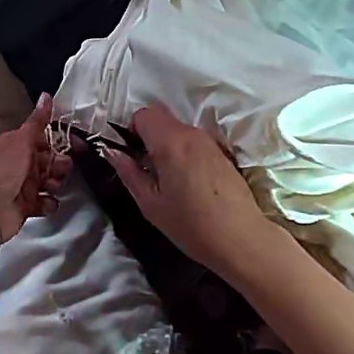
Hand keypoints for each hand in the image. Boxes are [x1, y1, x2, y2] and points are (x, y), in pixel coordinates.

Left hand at [0, 94, 71, 246]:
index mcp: (16, 144)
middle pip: (49, 160)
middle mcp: (19, 163)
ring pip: (49, 180)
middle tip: (61, 169)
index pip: (44, 138)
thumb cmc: (3, 172)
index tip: (78, 146)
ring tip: (52, 187)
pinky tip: (46, 203)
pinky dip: (48, 203)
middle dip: (60, 164)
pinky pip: (44, 202)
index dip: (61, 141)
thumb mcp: (22, 141)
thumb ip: (37, 121)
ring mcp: (22, 185)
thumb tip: (46, 95)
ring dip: (55, 183)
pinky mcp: (25, 206)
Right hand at [102, 105, 287, 280]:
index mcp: (169, 142)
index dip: (133, 130)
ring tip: (169, 180)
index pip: (143, 114)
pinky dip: (184, 153)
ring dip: (167, 145)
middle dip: (149, 137)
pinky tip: (189, 183)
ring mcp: (209, 142)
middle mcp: (191, 134)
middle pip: (162, 118)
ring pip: (178, 130)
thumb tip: (111, 152)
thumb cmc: (190, 224)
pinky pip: (194, 142)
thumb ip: (128, 172)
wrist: (242, 239)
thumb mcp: (150, 203)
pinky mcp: (222, 153)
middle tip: (148, 169)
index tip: (133, 155)